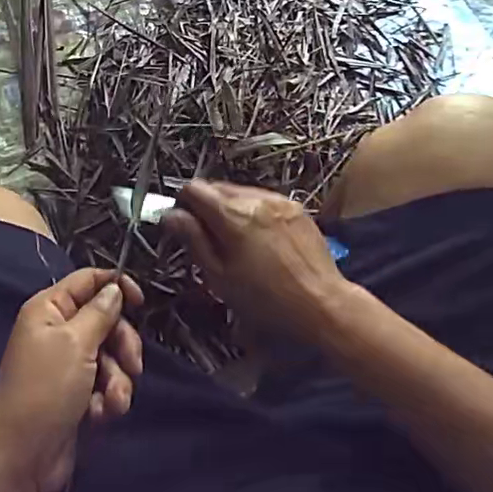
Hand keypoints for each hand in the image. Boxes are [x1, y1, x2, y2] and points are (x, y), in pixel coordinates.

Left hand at [0, 267, 144, 491]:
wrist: (21, 463)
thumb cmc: (45, 390)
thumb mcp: (75, 343)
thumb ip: (101, 312)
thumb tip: (115, 288)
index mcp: (50, 309)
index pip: (89, 280)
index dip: (116, 285)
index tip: (141, 302)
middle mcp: (59, 331)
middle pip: (107, 319)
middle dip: (123, 344)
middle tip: (132, 363)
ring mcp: (69, 365)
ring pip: (112, 355)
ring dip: (118, 378)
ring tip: (112, 400)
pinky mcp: (79, 395)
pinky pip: (107, 385)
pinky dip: (108, 399)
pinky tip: (100, 415)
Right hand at [162, 180, 352, 345]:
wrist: (322, 304)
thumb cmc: (267, 300)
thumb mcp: (220, 277)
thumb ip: (193, 240)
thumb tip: (171, 216)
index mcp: (232, 215)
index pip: (194, 188)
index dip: (183, 204)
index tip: (184, 224)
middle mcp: (255, 199)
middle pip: (217, 187)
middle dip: (206, 206)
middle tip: (207, 237)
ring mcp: (277, 200)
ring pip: (240, 192)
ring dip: (229, 207)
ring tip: (234, 241)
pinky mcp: (295, 207)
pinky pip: (264, 199)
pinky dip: (253, 211)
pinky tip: (258, 239)